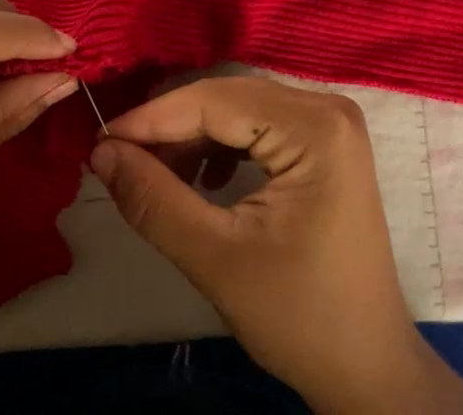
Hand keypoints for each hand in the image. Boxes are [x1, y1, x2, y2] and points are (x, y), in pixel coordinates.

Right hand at [91, 78, 462, 412]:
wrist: (364, 364)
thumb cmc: (299, 315)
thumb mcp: (215, 257)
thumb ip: (154, 199)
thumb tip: (101, 151)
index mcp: (315, 128)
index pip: (216, 99)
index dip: (152, 118)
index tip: (97, 143)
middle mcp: (328, 109)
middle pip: (228, 98)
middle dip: (170, 127)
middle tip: (117, 160)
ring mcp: (331, 126)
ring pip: (240, 110)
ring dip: (192, 138)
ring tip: (154, 178)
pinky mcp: (325, 147)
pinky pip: (259, 128)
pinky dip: (221, 148)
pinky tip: (201, 183)